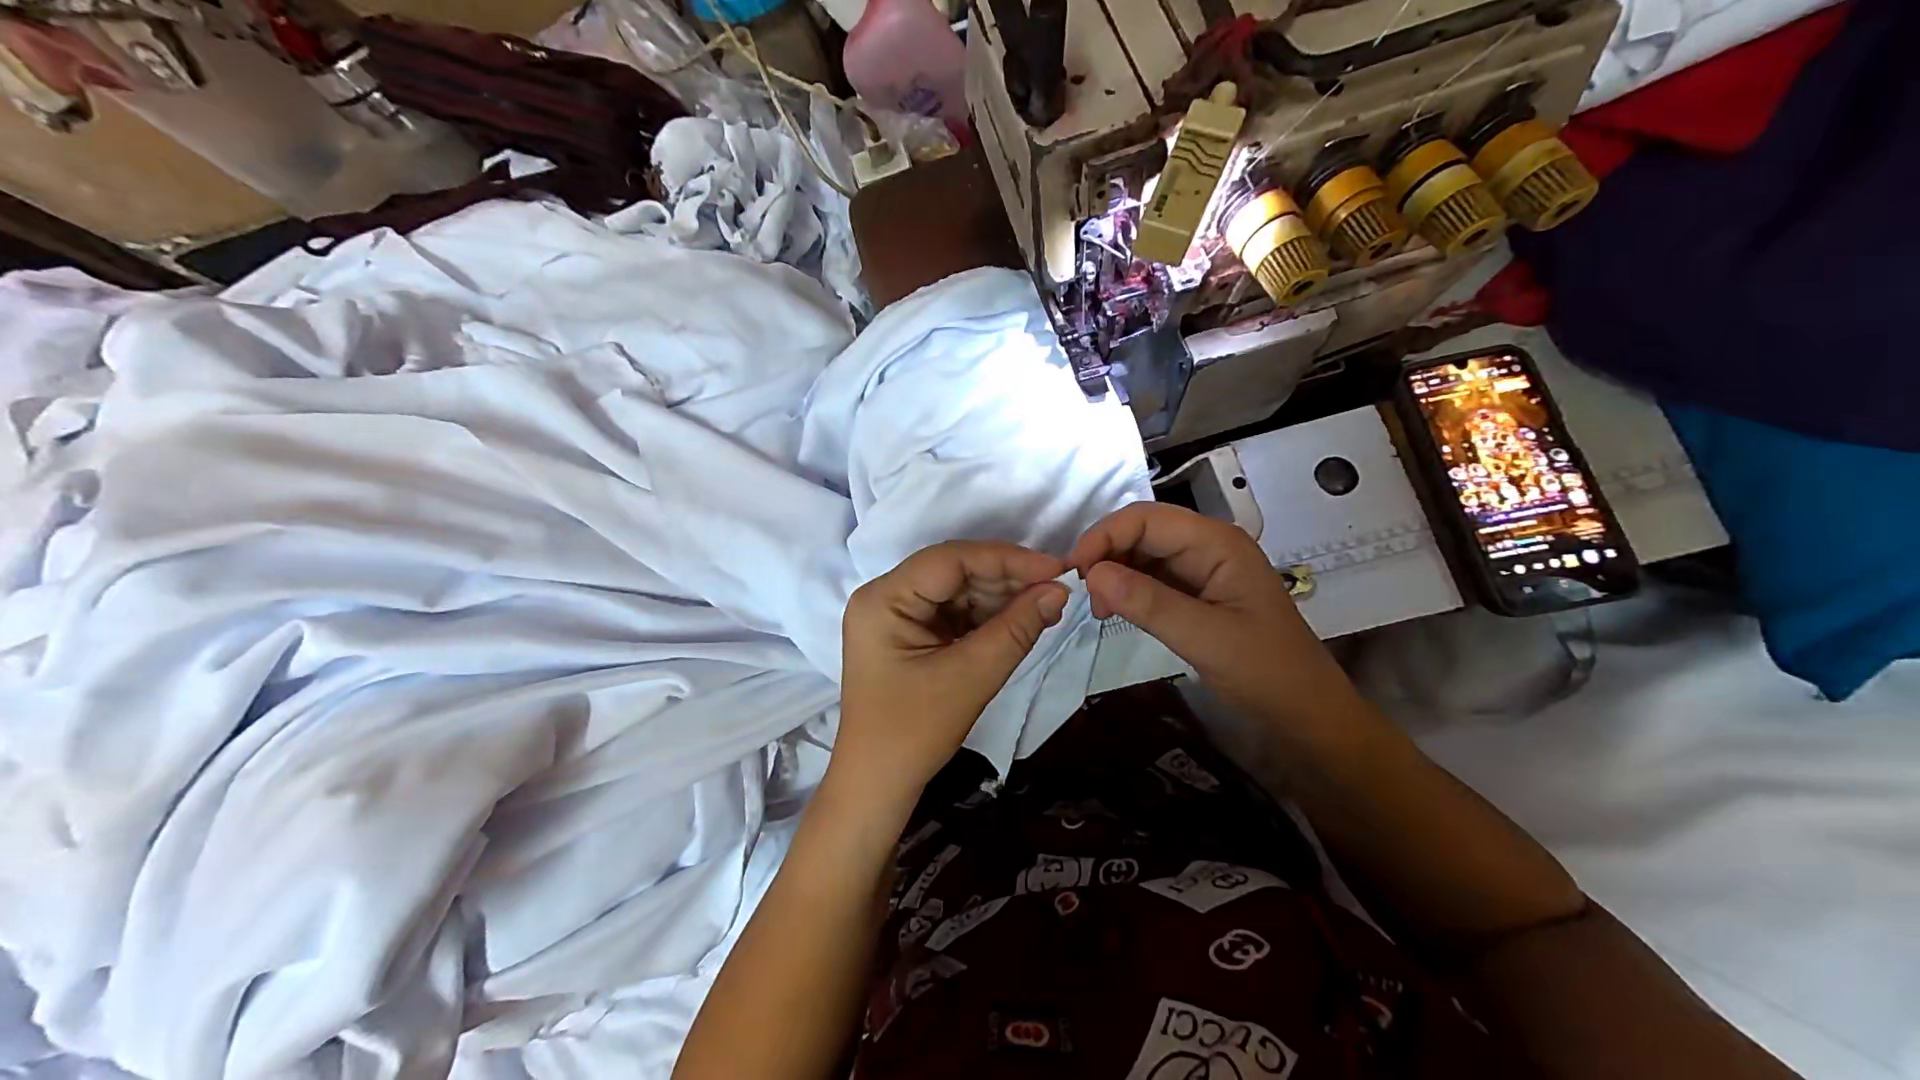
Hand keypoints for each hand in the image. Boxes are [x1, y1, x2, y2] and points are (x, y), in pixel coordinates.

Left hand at [835, 541, 1069, 808]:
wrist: (878, 783)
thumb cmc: (914, 732)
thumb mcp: (970, 677)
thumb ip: (1016, 628)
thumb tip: (1060, 590)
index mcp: (884, 599)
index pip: (951, 559)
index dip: (1006, 559)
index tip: (1056, 569)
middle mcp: (884, 596)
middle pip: (954, 571)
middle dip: (1007, 579)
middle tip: (1057, 589)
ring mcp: (895, 614)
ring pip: (958, 589)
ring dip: (1002, 597)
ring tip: (1047, 604)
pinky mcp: (909, 633)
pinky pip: (953, 611)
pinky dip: (988, 616)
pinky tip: (1022, 619)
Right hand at [1066, 503, 1356, 725]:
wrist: (1304, 712)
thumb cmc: (1265, 671)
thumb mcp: (1205, 638)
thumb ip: (1149, 603)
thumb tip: (1092, 574)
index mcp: (1217, 543)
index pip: (1147, 518)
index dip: (1105, 536)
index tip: (1074, 570)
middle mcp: (1207, 546)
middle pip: (1142, 530)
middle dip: (1105, 553)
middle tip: (1080, 593)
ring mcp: (1201, 568)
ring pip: (1142, 553)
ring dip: (1112, 572)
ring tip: (1096, 608)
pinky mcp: (1194, 591)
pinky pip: (1150, 577)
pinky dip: (1125, 589)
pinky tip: (1111, 610)